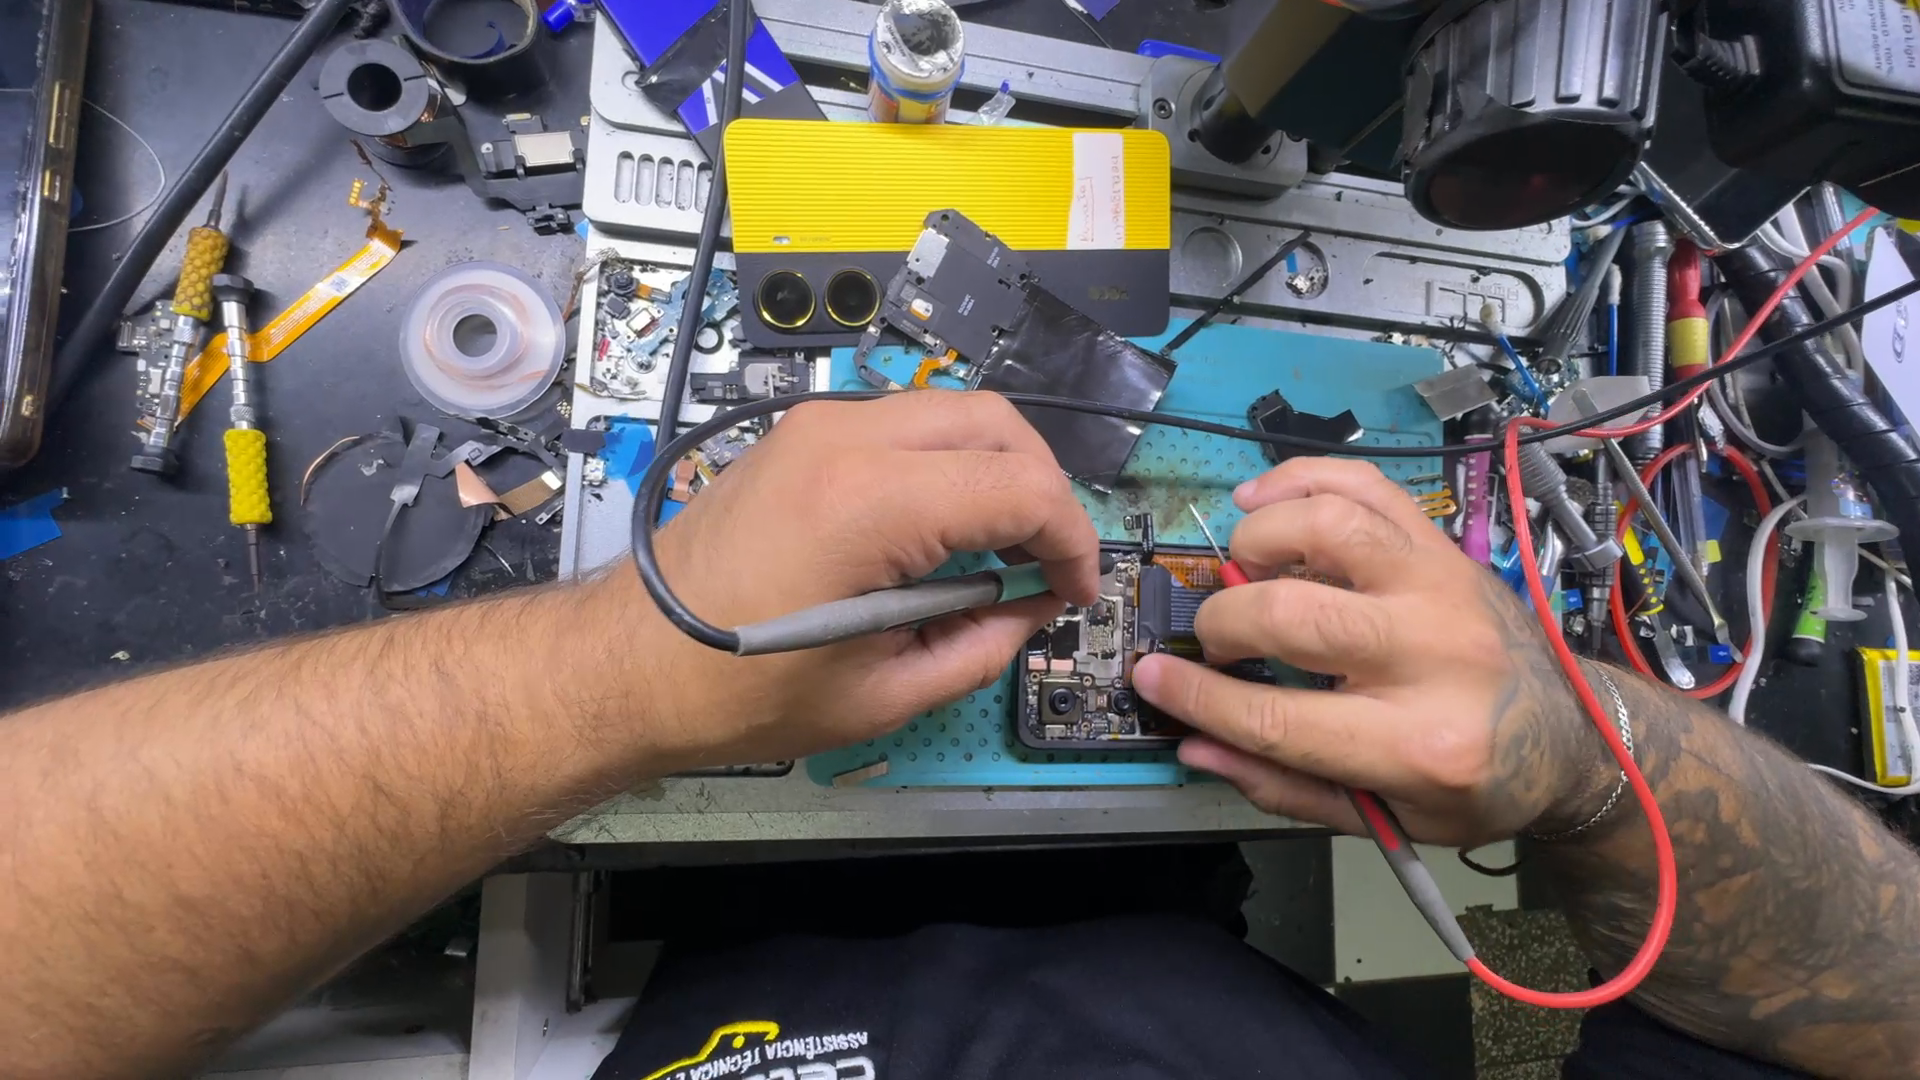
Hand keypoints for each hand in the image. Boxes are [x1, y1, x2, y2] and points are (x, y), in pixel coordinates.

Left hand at [597, 391, 1100, 770]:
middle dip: (1045, 489)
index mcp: (870, 504)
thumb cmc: (745, 694)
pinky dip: (951, 463)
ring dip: (999, 470)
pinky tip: (946, 522)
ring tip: (1004, 544)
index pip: (1020, 487)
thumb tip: (1037, 602)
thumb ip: (985, 642)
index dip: (1071, 538)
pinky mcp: (805, 432)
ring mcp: (820, 424)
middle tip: (1049, 559)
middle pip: (998, 424)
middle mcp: (848, 438)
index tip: (1075, 588)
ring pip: (955, 412)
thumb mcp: (885, 693)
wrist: (629, 661)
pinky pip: (908, 425)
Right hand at [1131, 458, 1616, 845]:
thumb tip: (1193, 742)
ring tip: (1242, 565)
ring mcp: (1443, 585)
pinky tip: (1258, 499)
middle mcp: (1436, 656)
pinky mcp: (1444, 546)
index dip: (1196, 695)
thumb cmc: (1468, 787)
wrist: (1575, 740)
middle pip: (1291, 614)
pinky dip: (1297, 478)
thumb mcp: (1381, 817)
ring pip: (1328, 526)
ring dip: (1258, 540)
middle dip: (1224, 622)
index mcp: (1418, 745)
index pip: (1275, 718)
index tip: (1151, 674)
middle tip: (1218, 637)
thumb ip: (1280, 786)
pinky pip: (1363, 485)